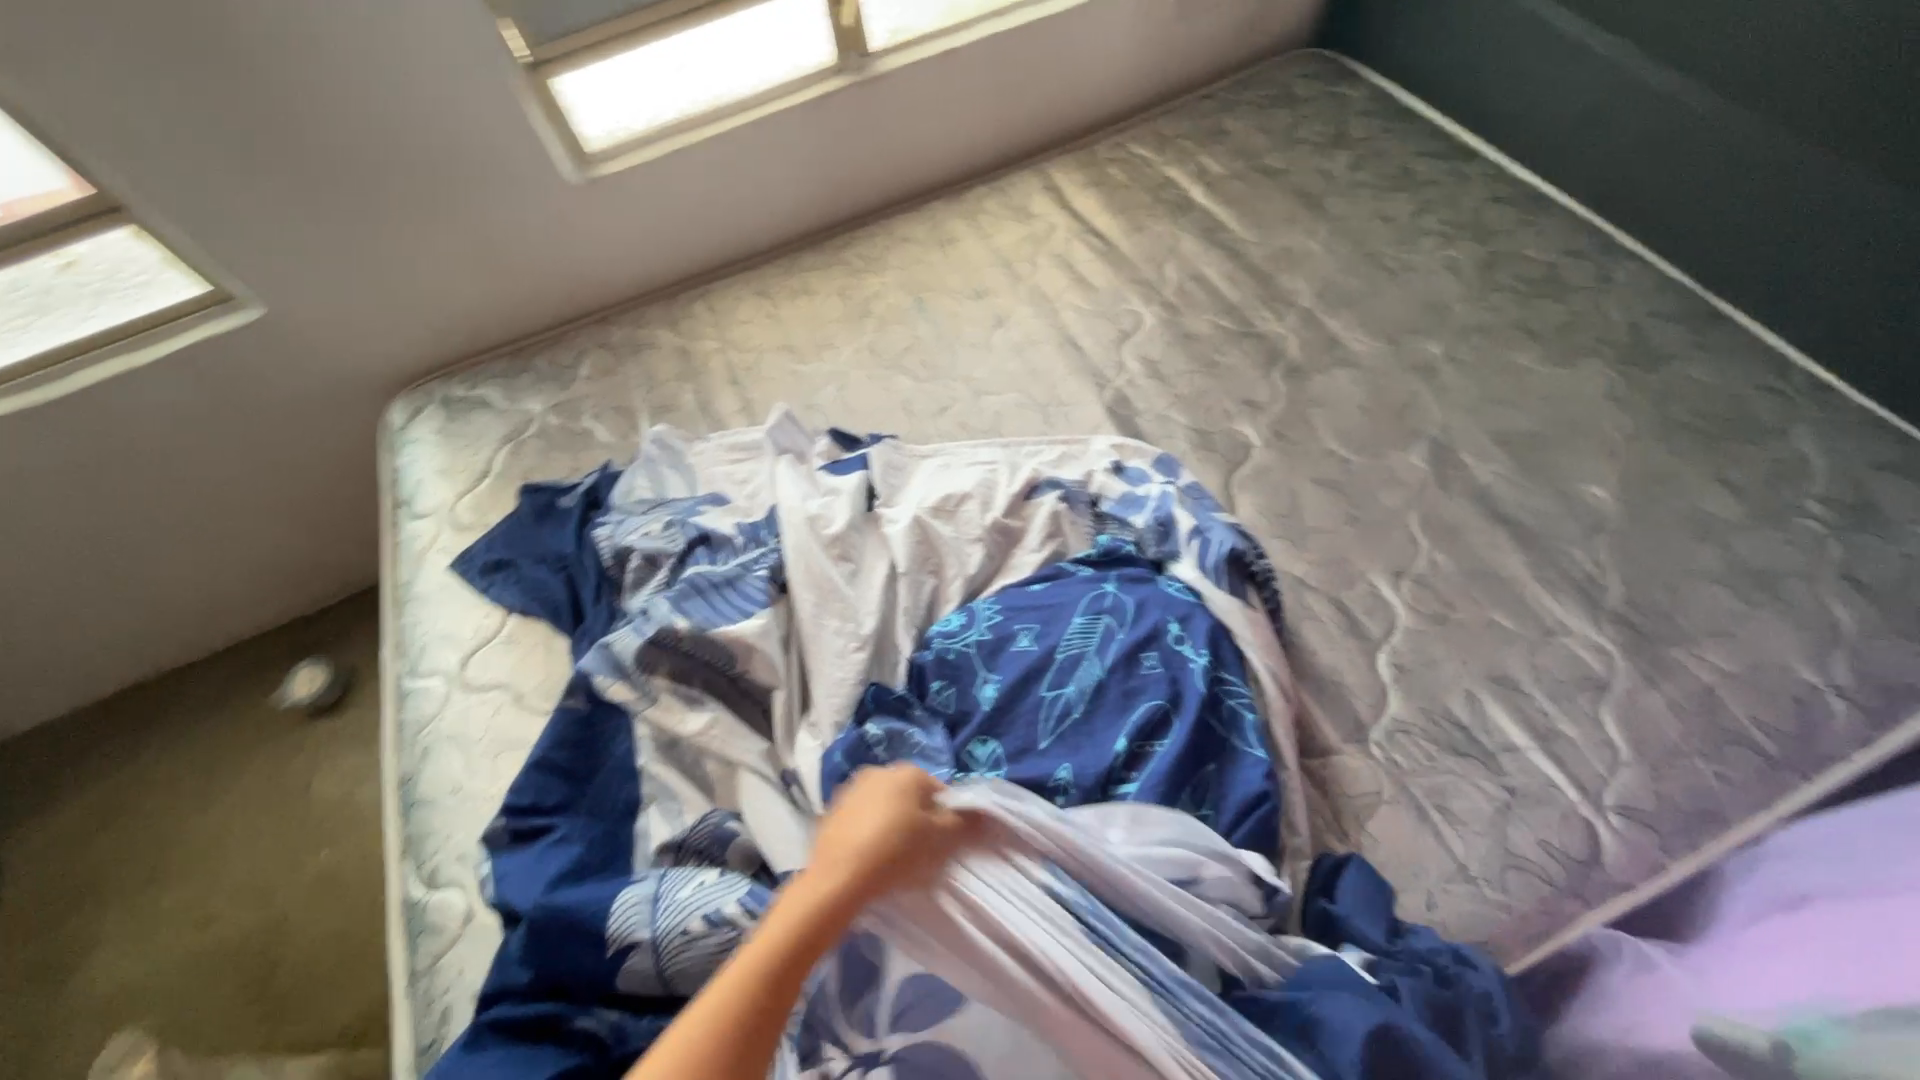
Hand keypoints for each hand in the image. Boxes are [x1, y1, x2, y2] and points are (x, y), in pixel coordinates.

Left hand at [805, 765, 981, 910]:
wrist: (838, 878)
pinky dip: (869, 832)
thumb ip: (965, 823)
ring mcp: (851, 789)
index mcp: (908, 771)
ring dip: (893, 825)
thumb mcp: (941, 839)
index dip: (947, 819)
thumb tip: (983, 813)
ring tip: (894, 858)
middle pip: (911, 797)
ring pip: (885, 806)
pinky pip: (862, 819)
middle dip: (918, 820)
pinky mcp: (831, 810)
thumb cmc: (897, 851)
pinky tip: (871, 857)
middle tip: (920, 852)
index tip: (943, 844)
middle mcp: (879, 770)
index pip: (940, 792)